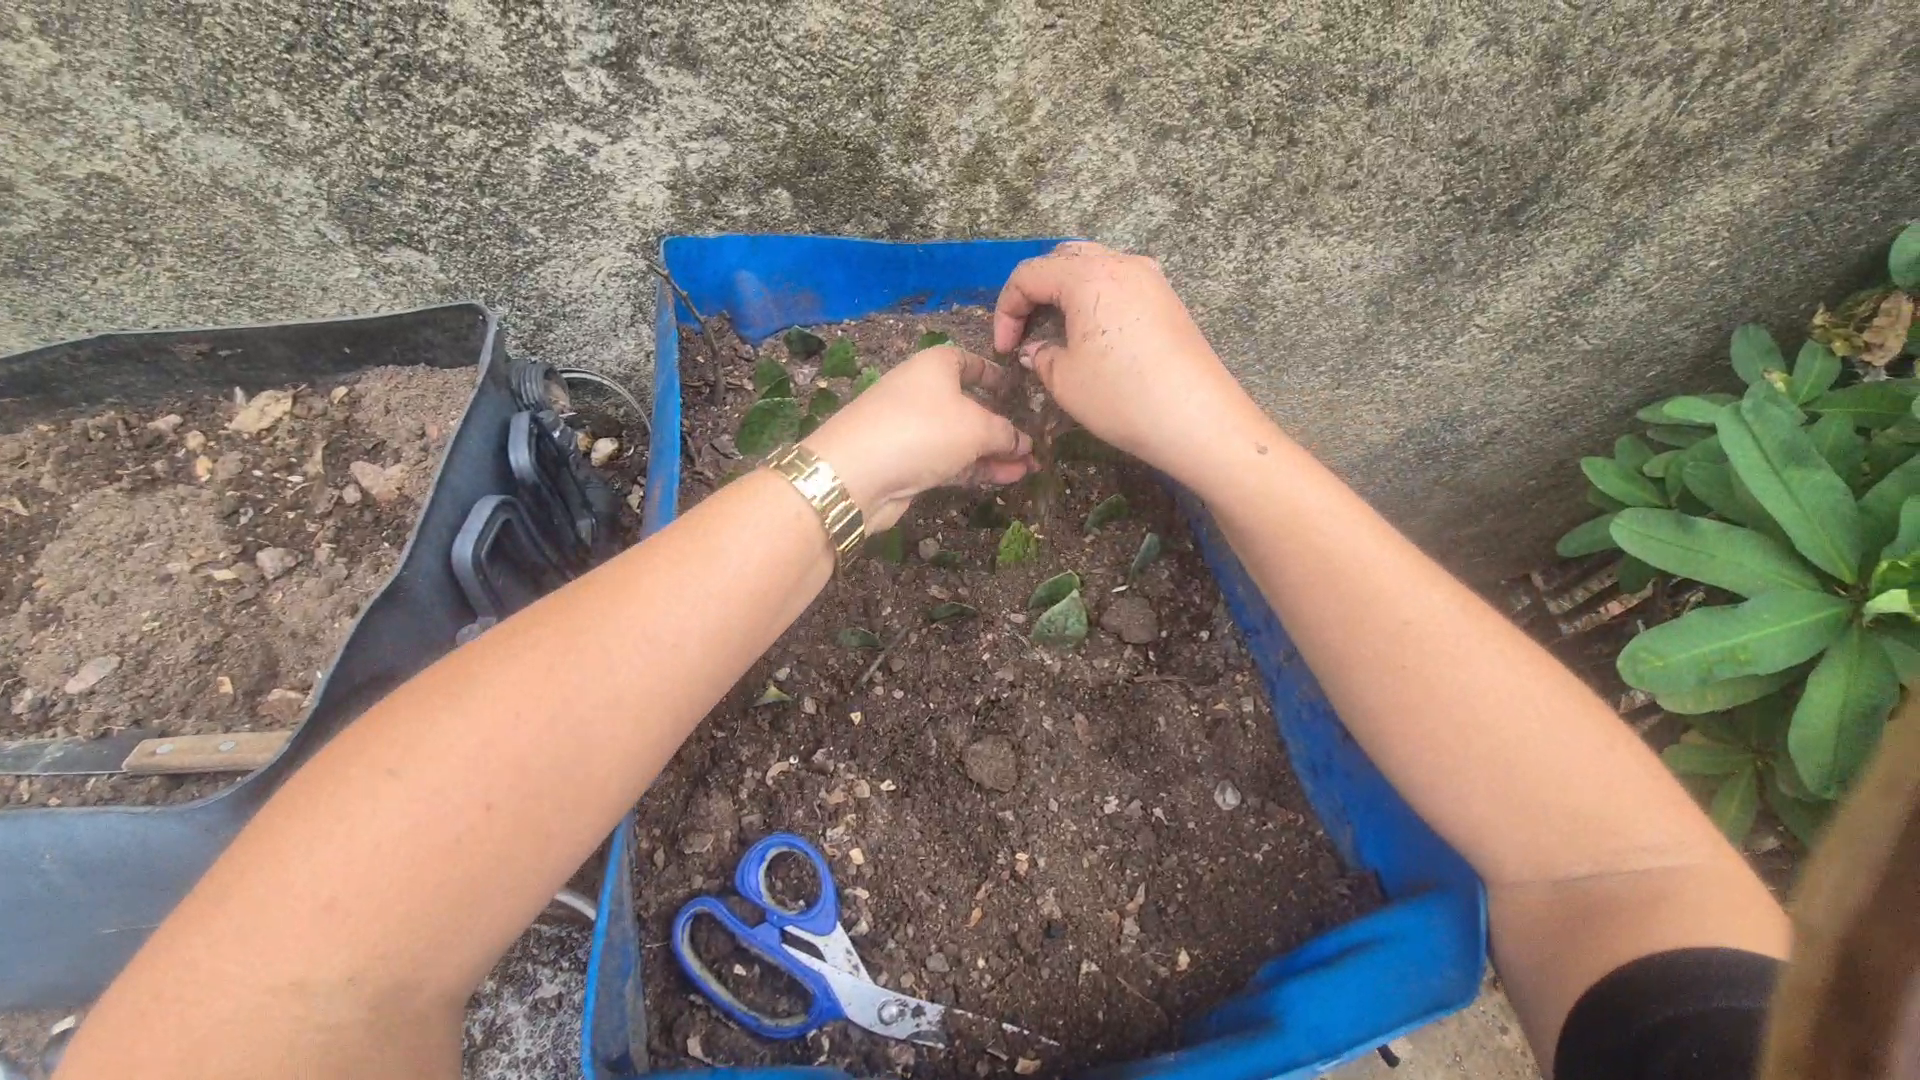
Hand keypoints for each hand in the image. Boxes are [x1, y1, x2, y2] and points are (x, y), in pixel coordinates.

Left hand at [800, 345, 1034, 531]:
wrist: (856, 472)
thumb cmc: (922, 430)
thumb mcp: (976, 426)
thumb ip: (1006, 433)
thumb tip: (1024, 443)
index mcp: (935, 365)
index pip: (969, 361)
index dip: (994, 374)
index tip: (1017, 390)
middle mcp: (921, 391)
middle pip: (968, 404)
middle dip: (1002, 427)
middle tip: (1034, 445)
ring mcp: (912, 428)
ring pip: (961, 438)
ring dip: (994, 453)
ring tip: (1029, 469)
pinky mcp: (907, 461)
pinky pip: (949, 460)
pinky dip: (975, 468)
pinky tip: (1005, 478)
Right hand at [994, 241, 1264, 486]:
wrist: (1198, 420)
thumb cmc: (1123, 397)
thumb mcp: (1065, 381)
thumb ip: (1041, 356)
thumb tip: (1035, 349)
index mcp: (1088, 276)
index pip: (1030, 274)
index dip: (1006, 309)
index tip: (1002, 347)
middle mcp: (1121, 264)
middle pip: (1063, 259)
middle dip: (1036, 292)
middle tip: (1025, 331)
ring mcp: (1151, 279)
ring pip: (1095, 268)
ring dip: (1066, 293)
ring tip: (1055, 331)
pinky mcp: (1168, 300)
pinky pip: (1120, 285)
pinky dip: (1095, 300)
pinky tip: (1091, 336)